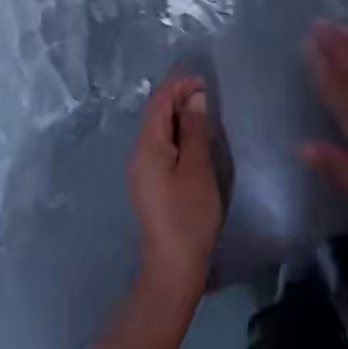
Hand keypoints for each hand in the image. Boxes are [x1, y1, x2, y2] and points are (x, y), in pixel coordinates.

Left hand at [127, 74, 221, 298]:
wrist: (172, 267)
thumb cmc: (188, 216)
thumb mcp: (197, 168)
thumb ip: (195, 130)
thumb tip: (195, 97)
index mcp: (147, 145)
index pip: (158, 101)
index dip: (179, 85)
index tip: (204, 81)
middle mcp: (138, 152)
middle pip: (156, 113)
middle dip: (179, 98)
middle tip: (209, 96)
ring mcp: (141, 168)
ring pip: (159, 129)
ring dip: (180, 116)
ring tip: (205, 114)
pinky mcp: (149, 182)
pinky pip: (161, 145)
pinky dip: (178, 134)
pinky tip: (195, 140)